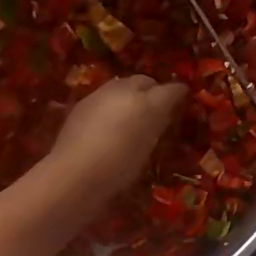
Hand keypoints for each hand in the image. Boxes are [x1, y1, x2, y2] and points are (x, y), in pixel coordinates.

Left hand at [43, 75, 186, 199]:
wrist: (73, 175)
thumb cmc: (117, 168)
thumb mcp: (145, 149)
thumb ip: (156, 126)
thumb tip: (164, 113)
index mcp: (147, 103)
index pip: (171, 90)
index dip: (178, 94)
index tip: (182, 100)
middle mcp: (123, 91)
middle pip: (143, 81)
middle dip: (152, 90)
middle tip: (156, 107)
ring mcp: (99, 95)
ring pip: (121, 85)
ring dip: (129, 94)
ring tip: (132, 113)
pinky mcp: (81, 104)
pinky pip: (103, 96)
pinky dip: (111, 103)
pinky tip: (109, 121)